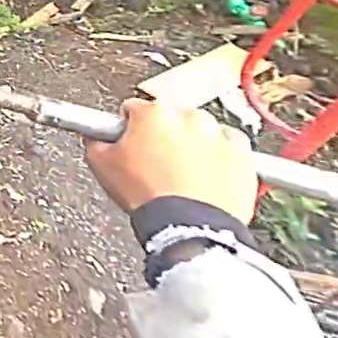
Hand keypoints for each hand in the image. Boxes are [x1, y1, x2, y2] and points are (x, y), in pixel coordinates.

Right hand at [83, 98, 257, 221]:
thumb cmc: (146, 195)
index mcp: (152, 113)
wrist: (189, 228)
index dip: (129, 128)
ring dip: (192, 143)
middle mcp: (186, 115)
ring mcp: (217, 133)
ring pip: (200, 130)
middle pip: (169, 118)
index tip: (131, 144)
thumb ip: (94, 141)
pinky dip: (220, 156)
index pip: (134, 109)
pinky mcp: (242, 153)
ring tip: (184, 174)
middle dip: (163, 135)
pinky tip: (208, 176)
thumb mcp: (102, 166)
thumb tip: (95, 136)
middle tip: (157, 163)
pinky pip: (229, 146)